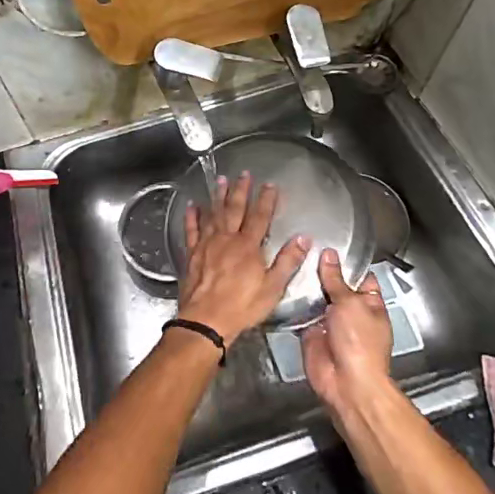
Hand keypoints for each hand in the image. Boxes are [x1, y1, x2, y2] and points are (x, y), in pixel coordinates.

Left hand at [176, 172, 310, 347]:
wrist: (206, 319)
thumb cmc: (242, 306)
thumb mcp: (273, 288)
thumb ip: (287, 261)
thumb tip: (303, 239)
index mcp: (248, 246)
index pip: (260, 216)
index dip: (266, 200)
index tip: (270, 185)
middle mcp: (227, 239)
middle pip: (235, 208)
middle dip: (241, 190)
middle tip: (244, 174)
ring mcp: (208, 244)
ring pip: (214, 213)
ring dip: (218, 196)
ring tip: (221, 180)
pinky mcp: (193, 253)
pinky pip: (192, 229)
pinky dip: (192, 216)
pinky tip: (192, 206)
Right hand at [302, 249, 393, 422]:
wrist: (347, 384)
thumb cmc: (360, 343)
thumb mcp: (351, 303)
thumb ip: (336, 279)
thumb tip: (329, 255)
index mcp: (369, 303)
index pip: (359, 275)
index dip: (346, 259)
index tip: (328, 240)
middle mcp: (349, 311)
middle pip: (333, 284)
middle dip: (319, 269)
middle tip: (300, 244)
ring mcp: (329, 322)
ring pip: (315, 297)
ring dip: (304, 284)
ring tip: (287, 257)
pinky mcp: (310, 332)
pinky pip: (300, 313)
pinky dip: (292, 302)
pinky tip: (279, 282)